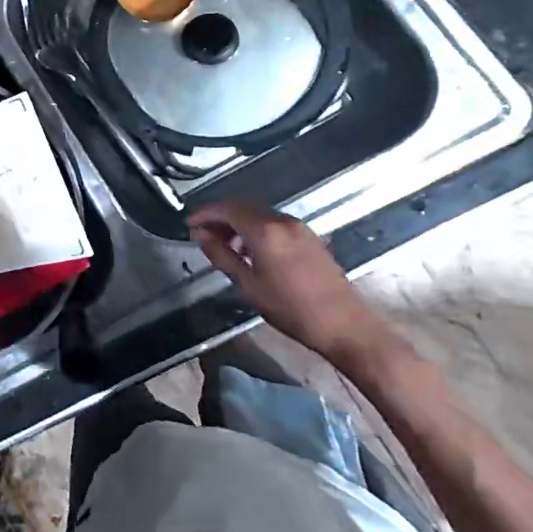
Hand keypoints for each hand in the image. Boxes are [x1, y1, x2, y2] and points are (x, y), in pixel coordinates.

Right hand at [189, 202, 387, 363]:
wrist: (343, 324)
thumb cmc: (291, 310)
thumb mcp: (249, 286)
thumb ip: (223, 256)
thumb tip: (202, 237)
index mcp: (265, 231)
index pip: (228, 208)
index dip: (205, 213)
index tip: (189, 224)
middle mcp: (282, 220)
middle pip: (243, 207)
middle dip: (220, 216)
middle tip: (202, 233)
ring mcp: (299, 227)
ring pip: (259, 214)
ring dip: (238, 222)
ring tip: (223, 244)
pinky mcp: (309, 236)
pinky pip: (274, 223)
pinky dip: (256, 228)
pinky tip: (249, 249)